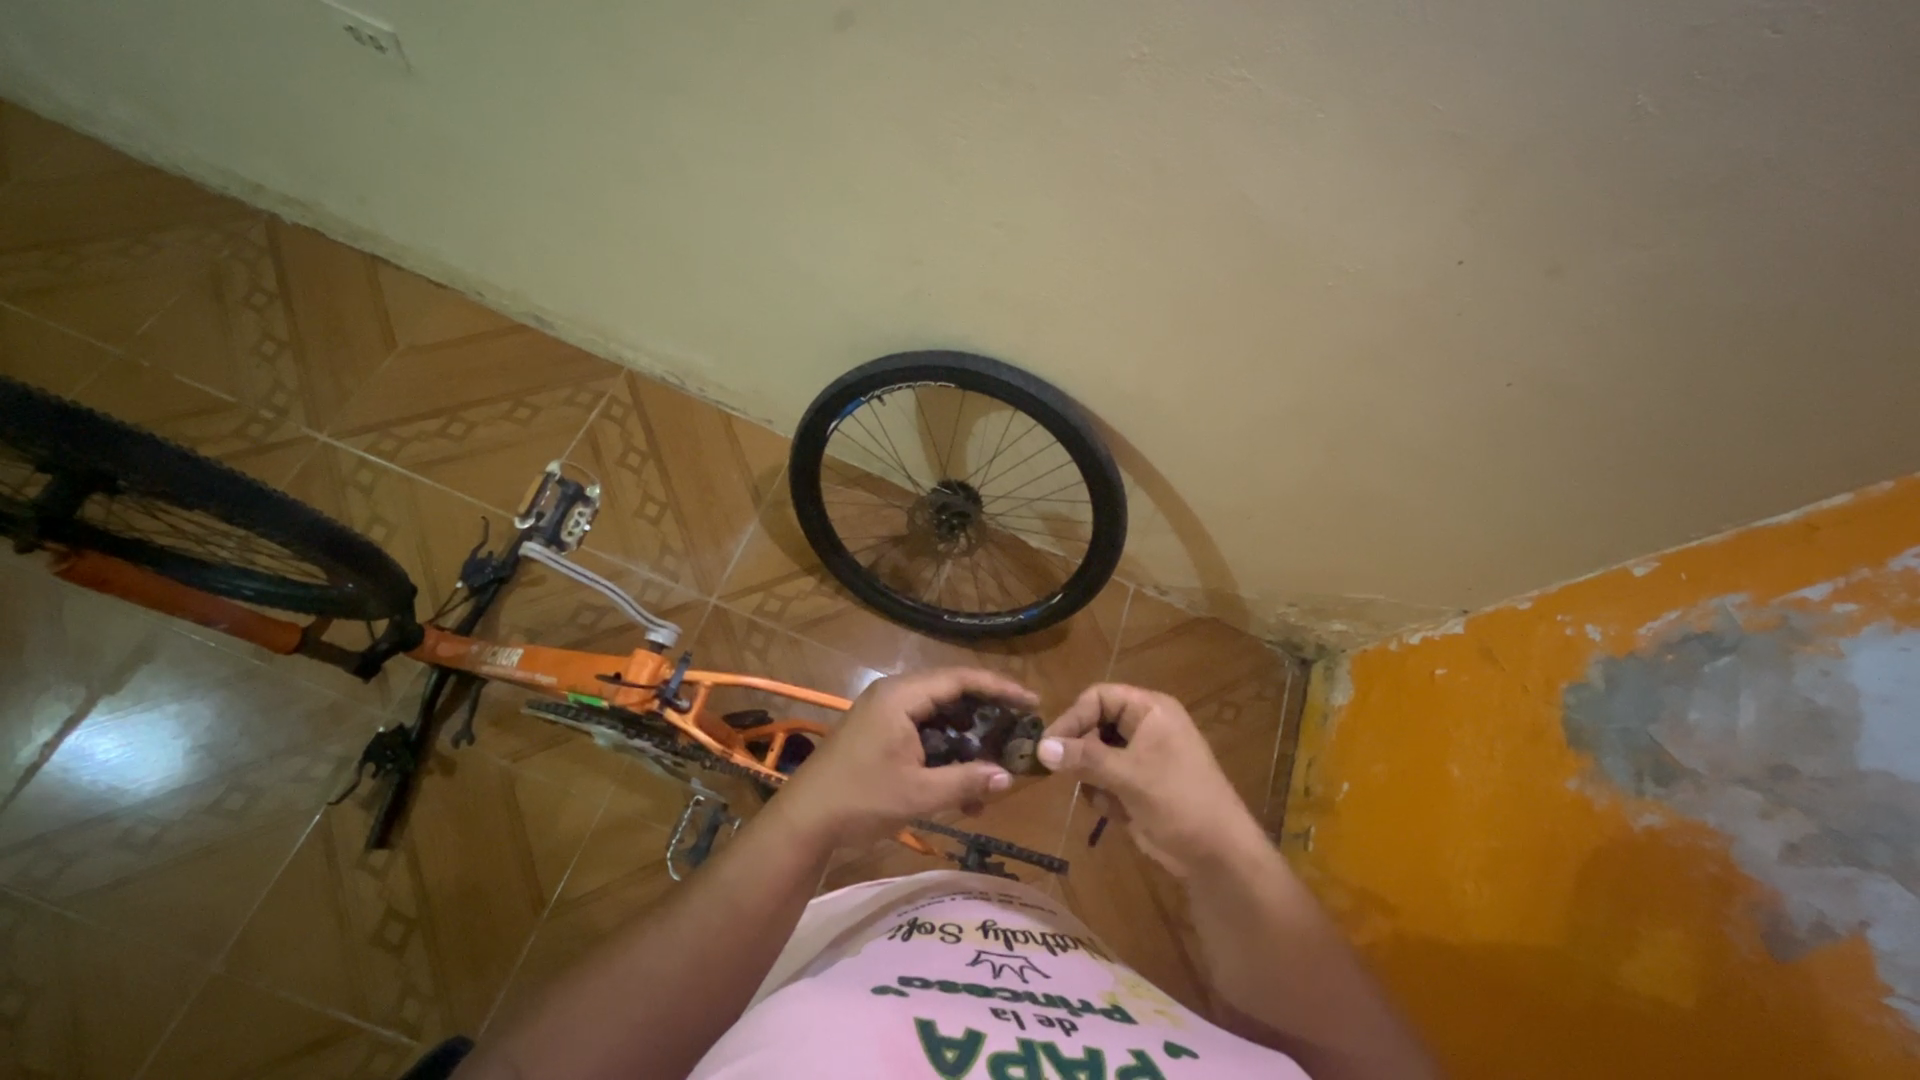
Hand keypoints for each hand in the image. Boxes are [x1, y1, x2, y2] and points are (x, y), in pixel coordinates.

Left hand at [773, 668, 1036, 849]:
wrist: (803, 823)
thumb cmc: (860, 800)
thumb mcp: (918, 794)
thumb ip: (966, 781)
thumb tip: (1008, 778)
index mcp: (900, 696)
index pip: (959, 679)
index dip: (999, 688)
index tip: (1032, 702)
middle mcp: (893, 695)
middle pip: (950, 693)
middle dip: (987, 713)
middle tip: (1020, 729)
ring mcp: (883, 714)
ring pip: (938, 716)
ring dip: (966, 739)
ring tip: (995, 763)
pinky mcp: (879, 734)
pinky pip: (922, 732)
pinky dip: (945, 752)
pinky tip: (962, 784)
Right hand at [1038, 683, 1266, 878]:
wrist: (1216, 853)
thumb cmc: (1178, 801)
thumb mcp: (1128, 775)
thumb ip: (1083, 758)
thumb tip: (1040, 747)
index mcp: (1150, 711)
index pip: (1098, 697)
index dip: (1072, 717)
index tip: (1048, 745)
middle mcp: (1144, 727)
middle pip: (1093, 726)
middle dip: (1081, 754)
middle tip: (1066, 775)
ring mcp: (1140, 758)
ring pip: (1093, 756)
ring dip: (1091, 779)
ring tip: (1105, 798)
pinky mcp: (1136, 785)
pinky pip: (1103, 779)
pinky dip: (1103, 796)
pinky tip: (1118, 812)